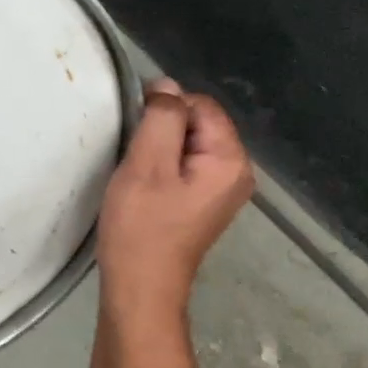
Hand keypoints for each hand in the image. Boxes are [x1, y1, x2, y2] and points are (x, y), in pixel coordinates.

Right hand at [96, 78, 253, 322]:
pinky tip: (142, 185)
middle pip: (198, 124)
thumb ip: (162, 120)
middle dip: (162, 129)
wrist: (141, 282)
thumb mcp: (146, 165)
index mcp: (230, 160)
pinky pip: (185, 166)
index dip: (165, 107)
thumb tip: (167, 85)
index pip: (202, 106)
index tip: (132, 128)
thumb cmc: (141, 224)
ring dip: (158, 148)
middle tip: (131, 153)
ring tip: (134, 170)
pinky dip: (161, 166)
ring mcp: (221, 190)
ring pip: (188, 145)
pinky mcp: (202, 203)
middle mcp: (236, 172)